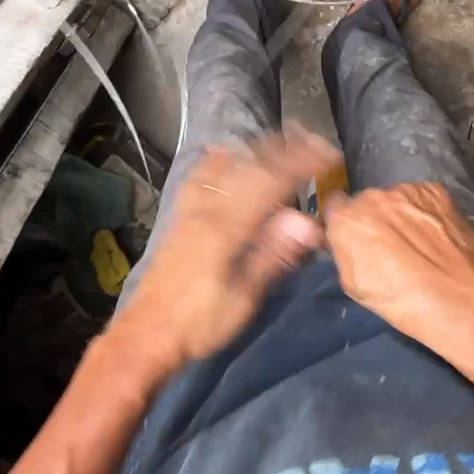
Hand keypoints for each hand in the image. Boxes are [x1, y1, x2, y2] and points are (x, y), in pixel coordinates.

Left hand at [107, 129, 338, 374]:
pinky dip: (216, 160)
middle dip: (284, 149)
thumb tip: (306, 222)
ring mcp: (189, 212)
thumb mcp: (244, 297)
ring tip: (279, 139)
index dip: (301, 164)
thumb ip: (273, 256)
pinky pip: (199, 178)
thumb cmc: (200, 324)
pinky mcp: (179, 220)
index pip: (271, 183)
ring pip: (224, 168)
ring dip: (254, 149)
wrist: (147, 335)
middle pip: (249, 168)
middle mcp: (206, 211)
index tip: (327, 153)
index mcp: (226, 229)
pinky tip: (222, 153)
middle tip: (313, 139)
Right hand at [325, 183, 473, 359]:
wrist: (455, 298)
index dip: (346, 221)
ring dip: (403, 214)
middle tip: (391, 244)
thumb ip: (344, 250)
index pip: (335, 206)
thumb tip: (344, 239)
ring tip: (420, 242)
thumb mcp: (353, 283)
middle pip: (368, 202)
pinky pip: (424, 198)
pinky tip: (438, 234)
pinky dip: (427, 212)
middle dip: (375, 218)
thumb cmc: (397, 299)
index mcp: (346, 218)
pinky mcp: (437, 191)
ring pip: (398, 199)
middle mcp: (373, 196)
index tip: (356, 236)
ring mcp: (407, 190)